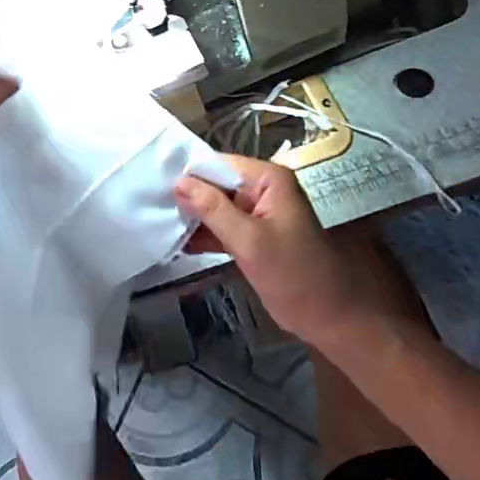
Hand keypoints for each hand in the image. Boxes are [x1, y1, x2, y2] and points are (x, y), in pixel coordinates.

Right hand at [173, 154, 420, 357]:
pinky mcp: (252, 237)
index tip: (154, 181)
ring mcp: (257, 214)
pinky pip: (222, 227)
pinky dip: (203, 235)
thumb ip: (213, 209)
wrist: (330, 316)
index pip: (220, 164)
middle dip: (188, 196)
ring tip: (156, 222)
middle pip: (216, 184)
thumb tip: (179, 182)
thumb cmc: (294, 273)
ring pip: (216, 207)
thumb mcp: (249, 240)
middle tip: (149, 203)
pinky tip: (176, 242)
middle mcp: (262, 190)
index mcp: (268, 179)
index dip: (189, 173)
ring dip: (192, 218)